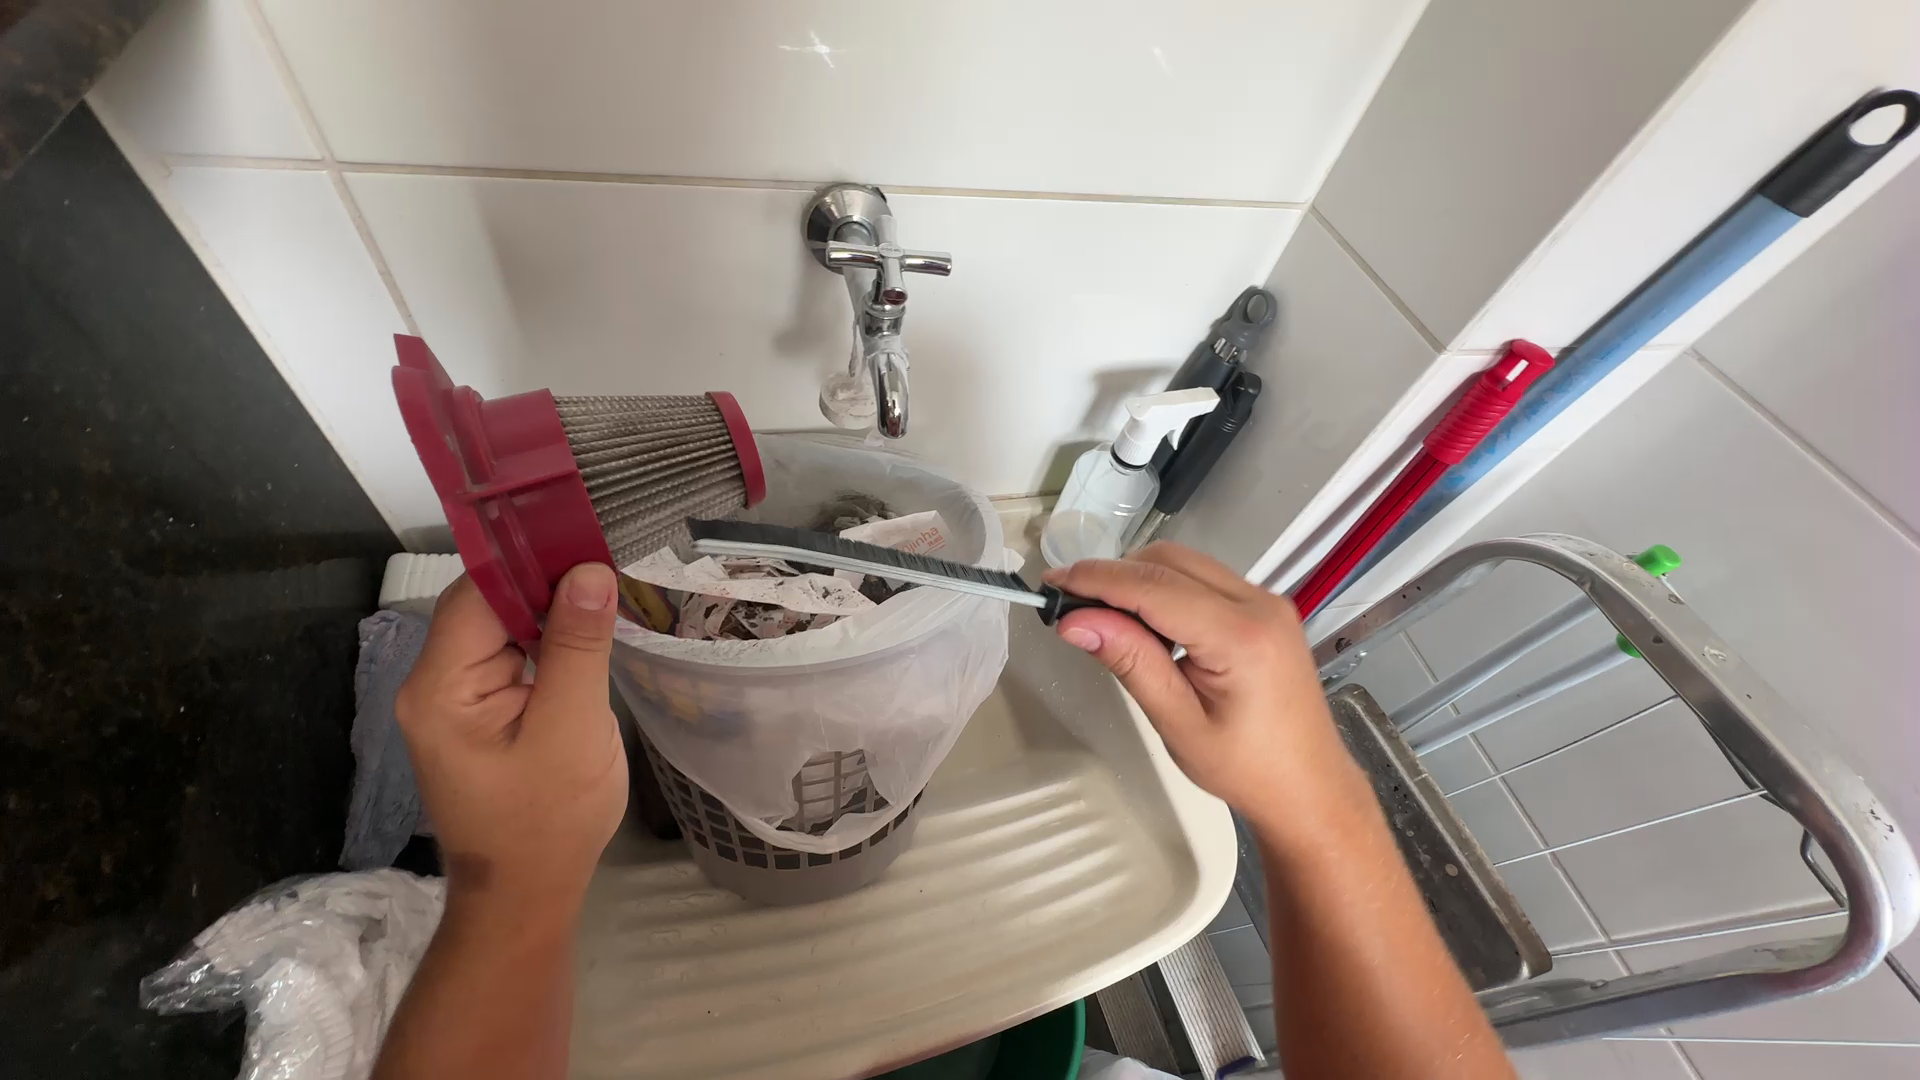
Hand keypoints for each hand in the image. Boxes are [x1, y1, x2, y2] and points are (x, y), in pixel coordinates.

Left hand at [396, 564, 628, 918]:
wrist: (530, 891)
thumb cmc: (549, 817)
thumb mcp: (571, 729)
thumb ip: (578, 648)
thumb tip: (590, 572)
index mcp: (441, 686)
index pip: (480, 594)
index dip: (532, 561)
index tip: (589, 538)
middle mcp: (437, 682)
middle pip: (489, 604)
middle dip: (549, 581)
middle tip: (611, 560)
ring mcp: (460, 696)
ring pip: (506, 625)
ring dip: (555, 607)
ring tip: (608, 585)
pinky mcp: (486, 708)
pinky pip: (517, 652)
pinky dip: (554, 636)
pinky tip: (591, 627)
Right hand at [1043, 544, 1363, 831]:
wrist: (1310, 788)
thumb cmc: (1244, 768)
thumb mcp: (1177, 722)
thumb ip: (1129, 661)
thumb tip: (1073, 622)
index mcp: (1240, 636)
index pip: (1153, 587)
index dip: (1097, 579)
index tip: (1052, 583)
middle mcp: (1258, 602)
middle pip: (1168, 561)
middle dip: (1114, 574)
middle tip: (1071, 606)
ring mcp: (1265, 600)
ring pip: (1184, 563)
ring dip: (1137, 579)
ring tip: (1102, 615)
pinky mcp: (1263, 607)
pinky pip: (1202, 578)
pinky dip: (1163, 587)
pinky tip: (1143, 621)